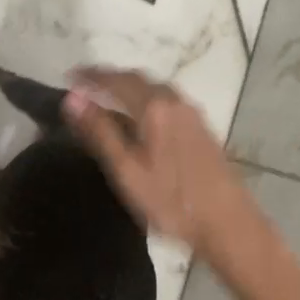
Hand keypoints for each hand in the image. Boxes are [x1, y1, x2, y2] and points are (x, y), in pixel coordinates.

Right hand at [63, 68, 254, 253]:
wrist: (229, 224)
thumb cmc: (172, 201)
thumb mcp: (127, 171)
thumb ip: (99, 132)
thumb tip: (72, 99)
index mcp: (153, 107)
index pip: (115, 80)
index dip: (91, 76)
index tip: (70, 75)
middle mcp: (174, 100)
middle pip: (136, 78)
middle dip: (110, 78)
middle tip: (86, 84)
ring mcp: (191, 112)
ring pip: (153, 87)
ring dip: (129, 86)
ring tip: (109, 96)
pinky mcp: (201, 125)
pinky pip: (166, 98)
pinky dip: (145, 97)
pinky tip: (141, 116)